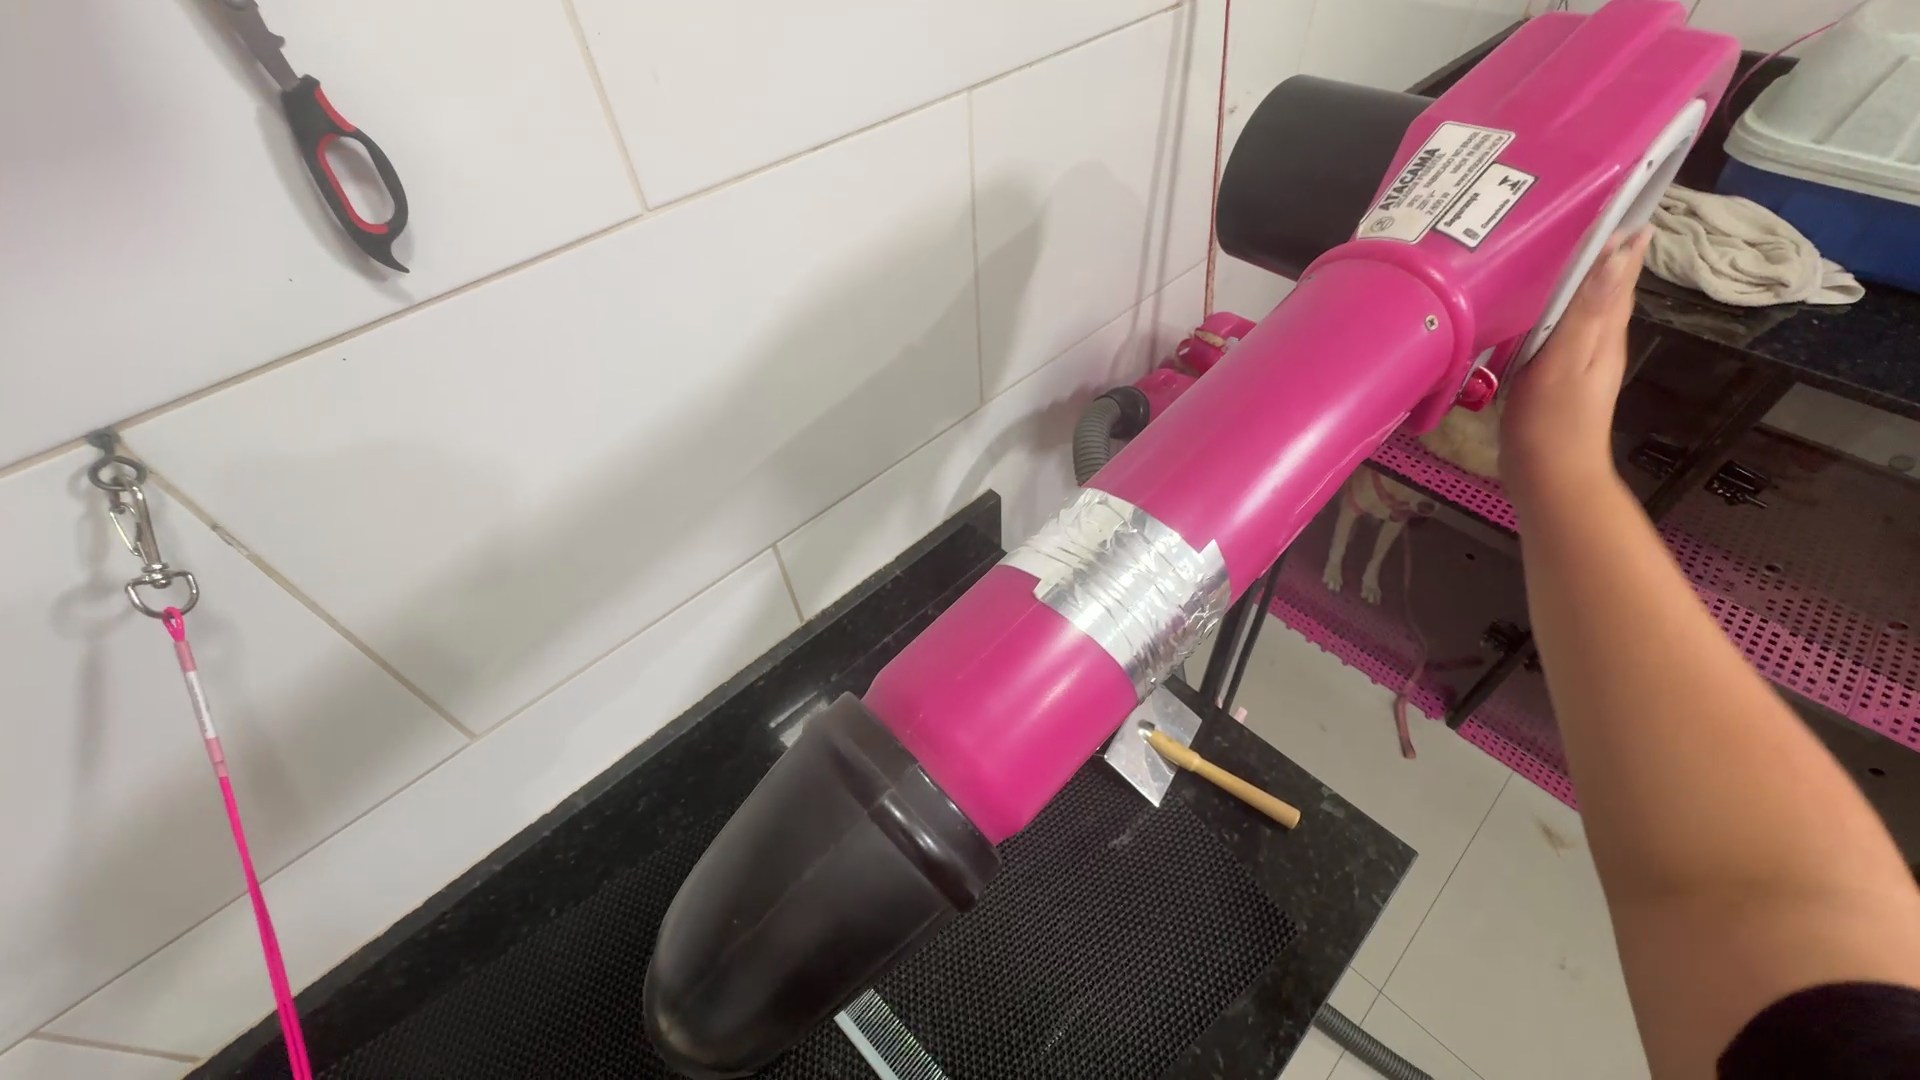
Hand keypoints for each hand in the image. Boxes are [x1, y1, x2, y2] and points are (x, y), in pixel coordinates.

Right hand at [1501, 226, 1651, 510]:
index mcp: (1603, 332)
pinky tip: (1521, 311)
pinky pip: (1549, 332)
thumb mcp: (1567, 362)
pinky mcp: (1549, 378)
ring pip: (1573, 308)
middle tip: (1565, 213)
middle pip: (1597, 287)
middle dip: (1591, 251)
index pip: (1617, 271)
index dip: (1617, 236)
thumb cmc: (1553, 423)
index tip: (1610, 193)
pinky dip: (1541, 313)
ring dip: (1563, 280)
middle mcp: (1595, 340)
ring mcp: (1572, 361)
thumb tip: (1620, 248)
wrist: (1548, 479)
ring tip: (1539, 252)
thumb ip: (1588, 309)